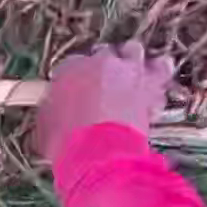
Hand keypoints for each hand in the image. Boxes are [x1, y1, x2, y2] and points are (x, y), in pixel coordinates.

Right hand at [33, 41, 173, 164]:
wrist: (98, 155)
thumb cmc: (67, 144)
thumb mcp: (46, 129)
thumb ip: (51, 110)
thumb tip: (53, 111)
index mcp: (69, 69)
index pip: (70, 65)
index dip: (72, 80)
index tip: (73, 91)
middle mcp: (100, 61)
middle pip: (103, 54)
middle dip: (102, 68)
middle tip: (101, 86)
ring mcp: (128, 69)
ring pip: (133, 52)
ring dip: (130, 64)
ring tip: (129, 79)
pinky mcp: (152, 83)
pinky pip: (161, 70)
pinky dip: (157, 78)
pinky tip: (153, 89)